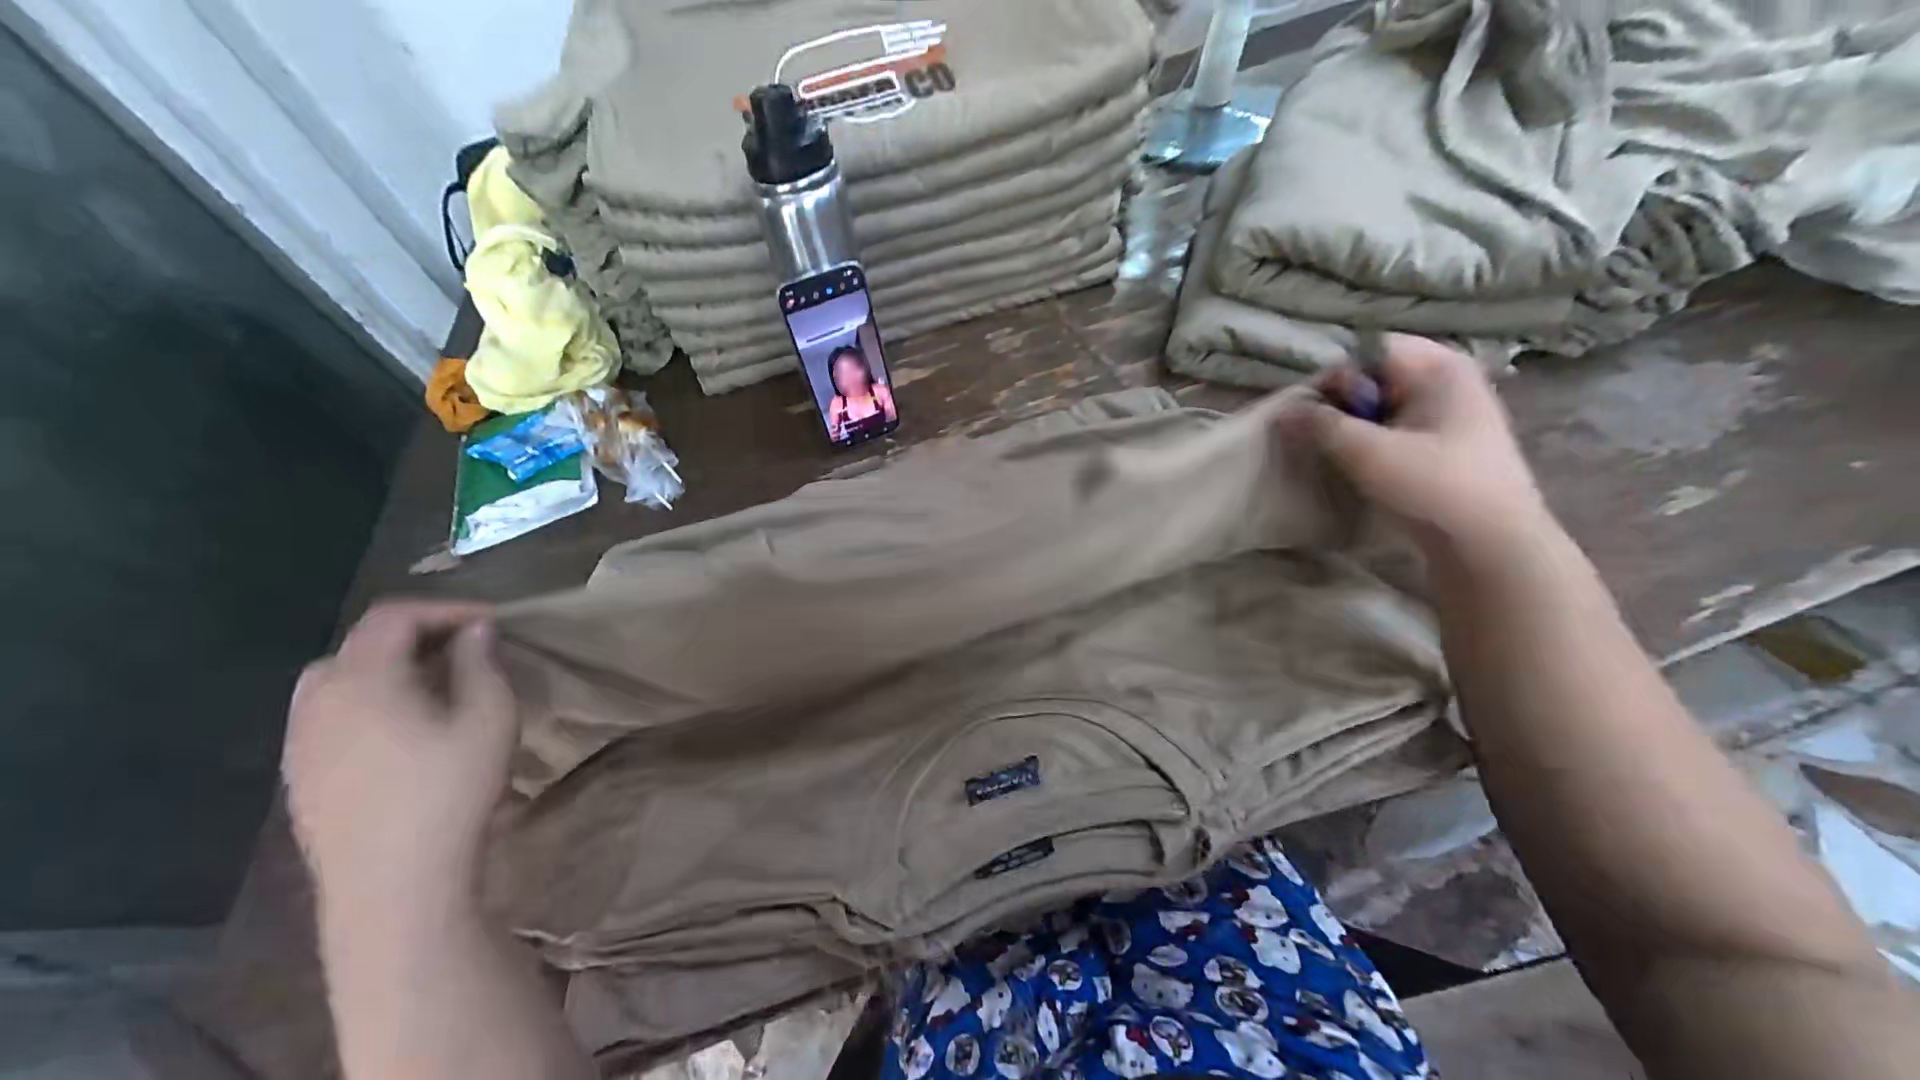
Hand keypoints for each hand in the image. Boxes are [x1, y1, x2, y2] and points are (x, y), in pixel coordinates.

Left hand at [283, 601, 514, 919]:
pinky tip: (404, 734)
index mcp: (361, 680)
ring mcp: (301, 744)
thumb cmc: (450, 793)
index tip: (492, 624)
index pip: (393, 617)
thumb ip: (482, 664)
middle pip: (361, 645)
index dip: (446, 609)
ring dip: (389, 670)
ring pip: (339, 681)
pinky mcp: (302, 778)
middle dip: (417, 637)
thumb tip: (476, 632)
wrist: (394, 888)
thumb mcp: (490, 719)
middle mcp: (317, 702)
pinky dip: (368, 704)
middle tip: (465, 653)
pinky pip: (330, 718)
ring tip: (436, 690)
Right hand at [1281, 334, 1553, 556]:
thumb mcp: (1366, 452)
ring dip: (1354, 428)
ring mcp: (1451, 417)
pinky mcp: (1447, 449)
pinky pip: (1396, 431)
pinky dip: (1372, 443)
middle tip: (1319, 436)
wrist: (1492, 546)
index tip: (1311, 413)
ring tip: (1335, 454)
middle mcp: (1449, 382)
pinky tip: (1359, 468)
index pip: (1370, 352)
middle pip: (1376, 379)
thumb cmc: (1434, 486)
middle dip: (1342, 404)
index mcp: (1441, 368)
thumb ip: (1320, 425)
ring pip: (1384, 408)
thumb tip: (1283, 412)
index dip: (1336, 379)